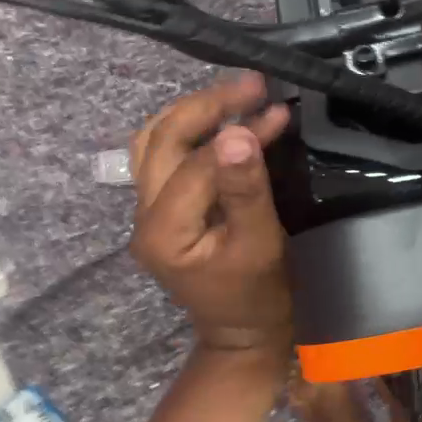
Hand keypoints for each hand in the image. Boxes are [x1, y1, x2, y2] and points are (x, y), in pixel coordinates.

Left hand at [130, 74, 293, 358]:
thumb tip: (236, 134)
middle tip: (253, 83)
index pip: (197, 161)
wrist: (243, 338)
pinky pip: (165, 156)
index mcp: (164, 228)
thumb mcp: (260, 246)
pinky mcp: (163, 211)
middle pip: (162, 138)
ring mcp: (149, 212)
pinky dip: (190, 130)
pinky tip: (220, 120)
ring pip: (155, 142)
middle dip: (207, 104)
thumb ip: (246, 190)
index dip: (238, 131)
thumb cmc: (257, 297)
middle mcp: (144, 215)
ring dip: (193, 112)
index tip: (277, 109)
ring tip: (236, 94)